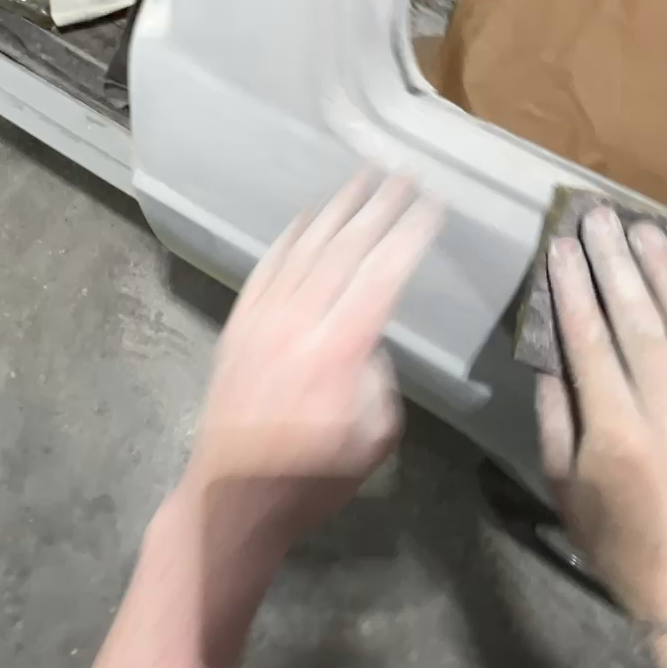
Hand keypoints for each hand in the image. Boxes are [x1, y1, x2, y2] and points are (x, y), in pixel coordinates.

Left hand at [183, 174, 442, 548]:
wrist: (235, 492)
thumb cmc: (313, 476)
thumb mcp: (375, 437)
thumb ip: (380, 376)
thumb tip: (369, 338)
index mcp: (340, 348)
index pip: (383, 273)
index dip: (410, 234)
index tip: (431, 205)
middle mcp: (300, 318)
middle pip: (345, 248)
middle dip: (378, 207)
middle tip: (402, 175)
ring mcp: (264, 315)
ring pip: (304, 248)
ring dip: (335, 210)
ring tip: (361, 179)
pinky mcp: (239, 321)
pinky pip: (266, 266)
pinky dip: (289, 236)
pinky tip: (306, 216)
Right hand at [536, 206, 666, 627]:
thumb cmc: (619, 541)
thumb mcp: (563, 484)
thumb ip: (555, 415)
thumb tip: (551, 356)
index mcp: (617, 433)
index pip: (590, 341)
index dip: (572, 288)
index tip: (560, 246)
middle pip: (641, 323)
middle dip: (616, 263)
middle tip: (601, 218)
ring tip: (648, 230)